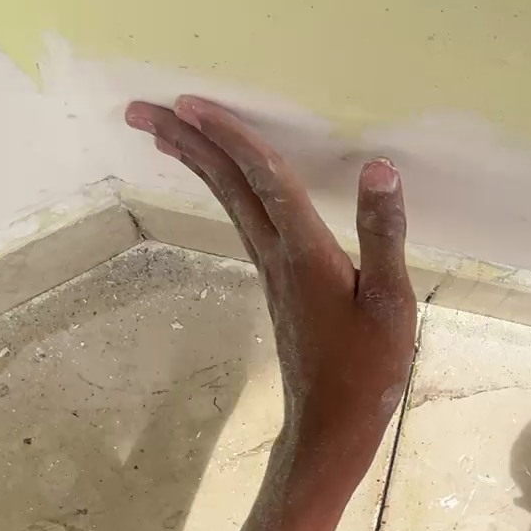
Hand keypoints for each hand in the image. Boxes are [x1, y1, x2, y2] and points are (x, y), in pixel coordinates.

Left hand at [125, 96, 416, 499]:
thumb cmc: (366, 370)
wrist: (331, 426)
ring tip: (168, 135)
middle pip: (228, 188)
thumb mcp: (390, 302)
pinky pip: (244, 225)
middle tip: (140, 110)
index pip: (265, 180)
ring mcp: (271, 275)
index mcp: (306, 254)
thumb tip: (378, 168)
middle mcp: (277, 257)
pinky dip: (226, 194)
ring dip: (199, 166)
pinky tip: (227, 189)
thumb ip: (382, 235)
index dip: (231, 138)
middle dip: (186, 145)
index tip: (187, 104)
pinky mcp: (276, 289)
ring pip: (230, 206)